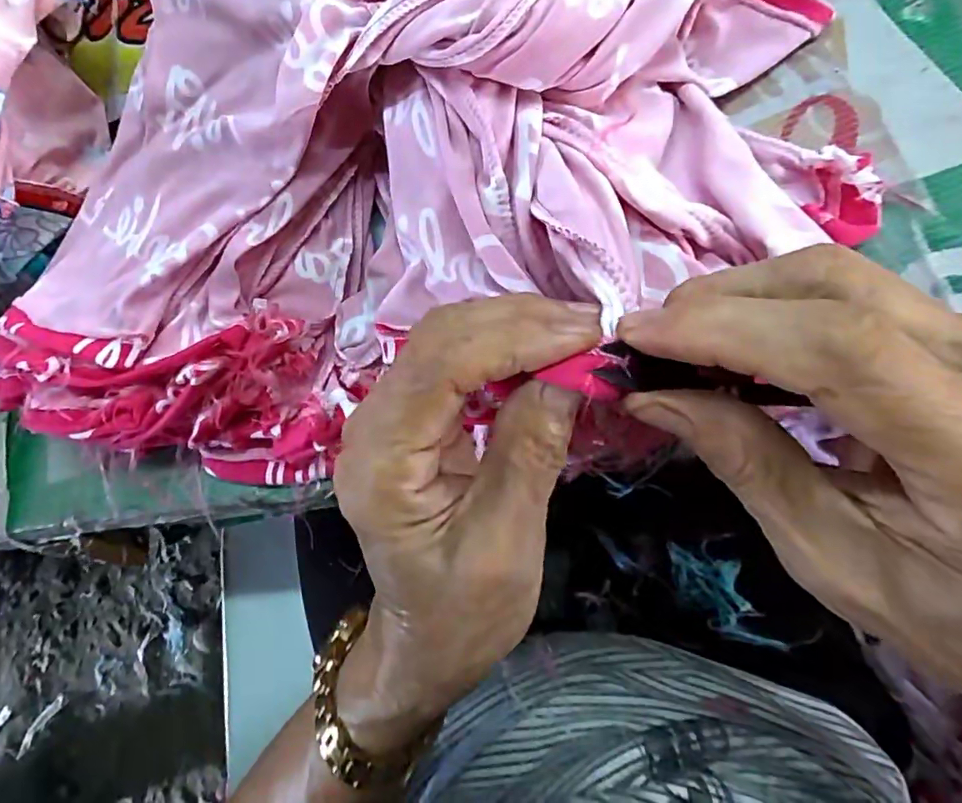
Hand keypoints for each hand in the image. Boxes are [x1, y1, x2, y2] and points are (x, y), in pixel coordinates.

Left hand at [331, 295, 599, 750]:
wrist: (422, 639)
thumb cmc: (461, 613)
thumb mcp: (505, 547)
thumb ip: (528, 455)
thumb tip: (567, 374)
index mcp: (382, 458)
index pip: (440, 367)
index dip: (513, 338)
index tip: (584, 333)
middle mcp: (370, 422)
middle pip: (436, 340)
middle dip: (515, 322)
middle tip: (591, 325)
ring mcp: (384, 414)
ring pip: (442, 340)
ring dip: (509, 325)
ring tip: (576, 330)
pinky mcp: (406, 415)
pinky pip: (449, 361)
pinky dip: (498, 346)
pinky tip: (541, 348)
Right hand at [618, 245, 961, 708]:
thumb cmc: (948, 617)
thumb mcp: (830, 561)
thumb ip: (746, 464)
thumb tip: (650, 394)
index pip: (853, 355)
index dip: (732, 330)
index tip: (639, 336)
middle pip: (847, 294)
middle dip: (725, 301)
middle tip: (649, 333)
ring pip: (850, 278)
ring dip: (746, 292)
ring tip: (685, 331)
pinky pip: (864, 293)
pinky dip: (780, 302)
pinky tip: (744, 336)